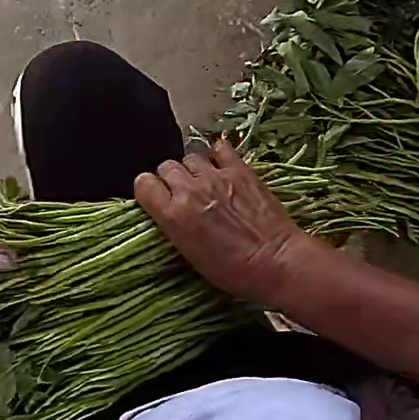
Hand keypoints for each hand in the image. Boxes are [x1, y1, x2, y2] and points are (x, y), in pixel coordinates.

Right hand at [134, 138, 323, 305]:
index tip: (157, 197)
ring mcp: (216, 176)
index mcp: (173, 214)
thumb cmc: (232, 270)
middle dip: (171, 178)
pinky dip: (218, 155)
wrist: (274, 262)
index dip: (149, 189)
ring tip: (205, 182)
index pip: (143, 183)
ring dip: (194, 168)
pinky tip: (222, 166)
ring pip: (191, 156)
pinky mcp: (240, 169)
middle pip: (166, 167)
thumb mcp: (189, 254)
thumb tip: (169, 210)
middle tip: (184, 193)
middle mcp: (190, 190)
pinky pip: (220, 148)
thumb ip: (173, 225)